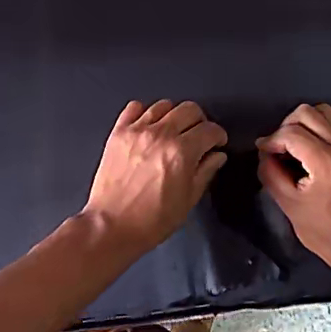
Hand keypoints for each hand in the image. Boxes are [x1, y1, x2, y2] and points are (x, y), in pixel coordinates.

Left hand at [82, 100, 228, 250]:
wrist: (111, 226)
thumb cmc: (151, 220)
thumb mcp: (188, 200)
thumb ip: (205, 172)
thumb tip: (217, 156)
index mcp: (181, 152)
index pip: (209, 129)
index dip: (218, 135)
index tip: (217, 142)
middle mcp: (161, 135)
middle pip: (189, 109)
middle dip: (200, 121)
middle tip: (198, 136)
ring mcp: (138, 131)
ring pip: (164, 105)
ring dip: (174, 116)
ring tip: (173, 131)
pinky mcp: (118, 133)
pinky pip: (134, 108)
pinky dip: (145, 113)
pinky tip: (149, 127)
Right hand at [257, 104, 330, 278]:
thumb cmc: (323, 232)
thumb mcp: (288, 205)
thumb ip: (270, 173)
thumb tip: (264, 152)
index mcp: (327, 165)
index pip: (292, 134)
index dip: (272, 139)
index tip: (263, 151)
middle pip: (309, 113)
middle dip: (287, 125)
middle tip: (278, 146)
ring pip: (325, 111)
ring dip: (304, 121)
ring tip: (294, 143)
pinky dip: (320, 125)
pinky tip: (310, 146)